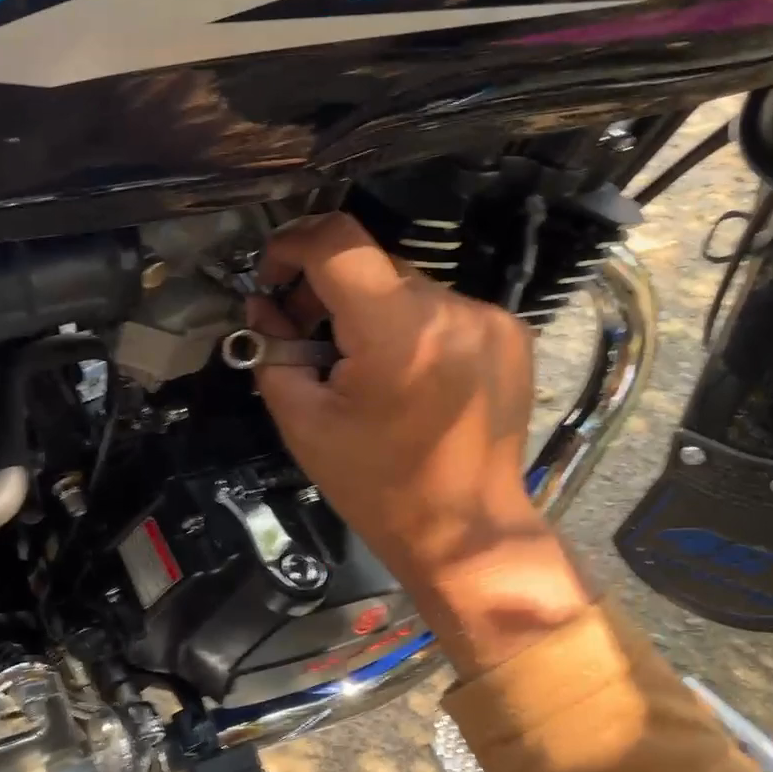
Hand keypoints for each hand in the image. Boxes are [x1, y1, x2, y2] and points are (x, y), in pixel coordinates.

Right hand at [251, 213, 590, 675]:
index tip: (272, 273)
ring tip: (355, 362)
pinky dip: (407, 324)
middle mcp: (451, 309)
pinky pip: (440, 307)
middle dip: (323, 288)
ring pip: (403, 285)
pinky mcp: (509, 333)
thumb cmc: (375, 484)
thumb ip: (273, 351)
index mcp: (396, 331)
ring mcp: (488, 319)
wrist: (466, 530)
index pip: (337, 242)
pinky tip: (403, 372)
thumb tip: (263, 306)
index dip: (291, 243)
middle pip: (369, 264)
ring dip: (366, 308)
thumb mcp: (302, 421)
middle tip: (303, 333)